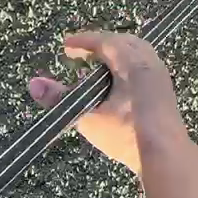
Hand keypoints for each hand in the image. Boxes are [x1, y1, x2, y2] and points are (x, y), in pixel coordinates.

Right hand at [26, 30, 186, 175]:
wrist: (164, 155)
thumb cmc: (125, 134)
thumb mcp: (87, 116)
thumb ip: (59, 98)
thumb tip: (33, 83)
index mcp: (133, 63)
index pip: (105, 41)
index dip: (83, 41)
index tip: (65, 46)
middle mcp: (149, 63)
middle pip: (123, 43)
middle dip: (100, 46)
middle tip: (80, 55)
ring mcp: (159, 77)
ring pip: (136, 55)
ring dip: (114, 57)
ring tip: (95, 70)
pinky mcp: (163, 93)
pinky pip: (142, 68)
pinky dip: (124, 68)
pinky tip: (114, 87)